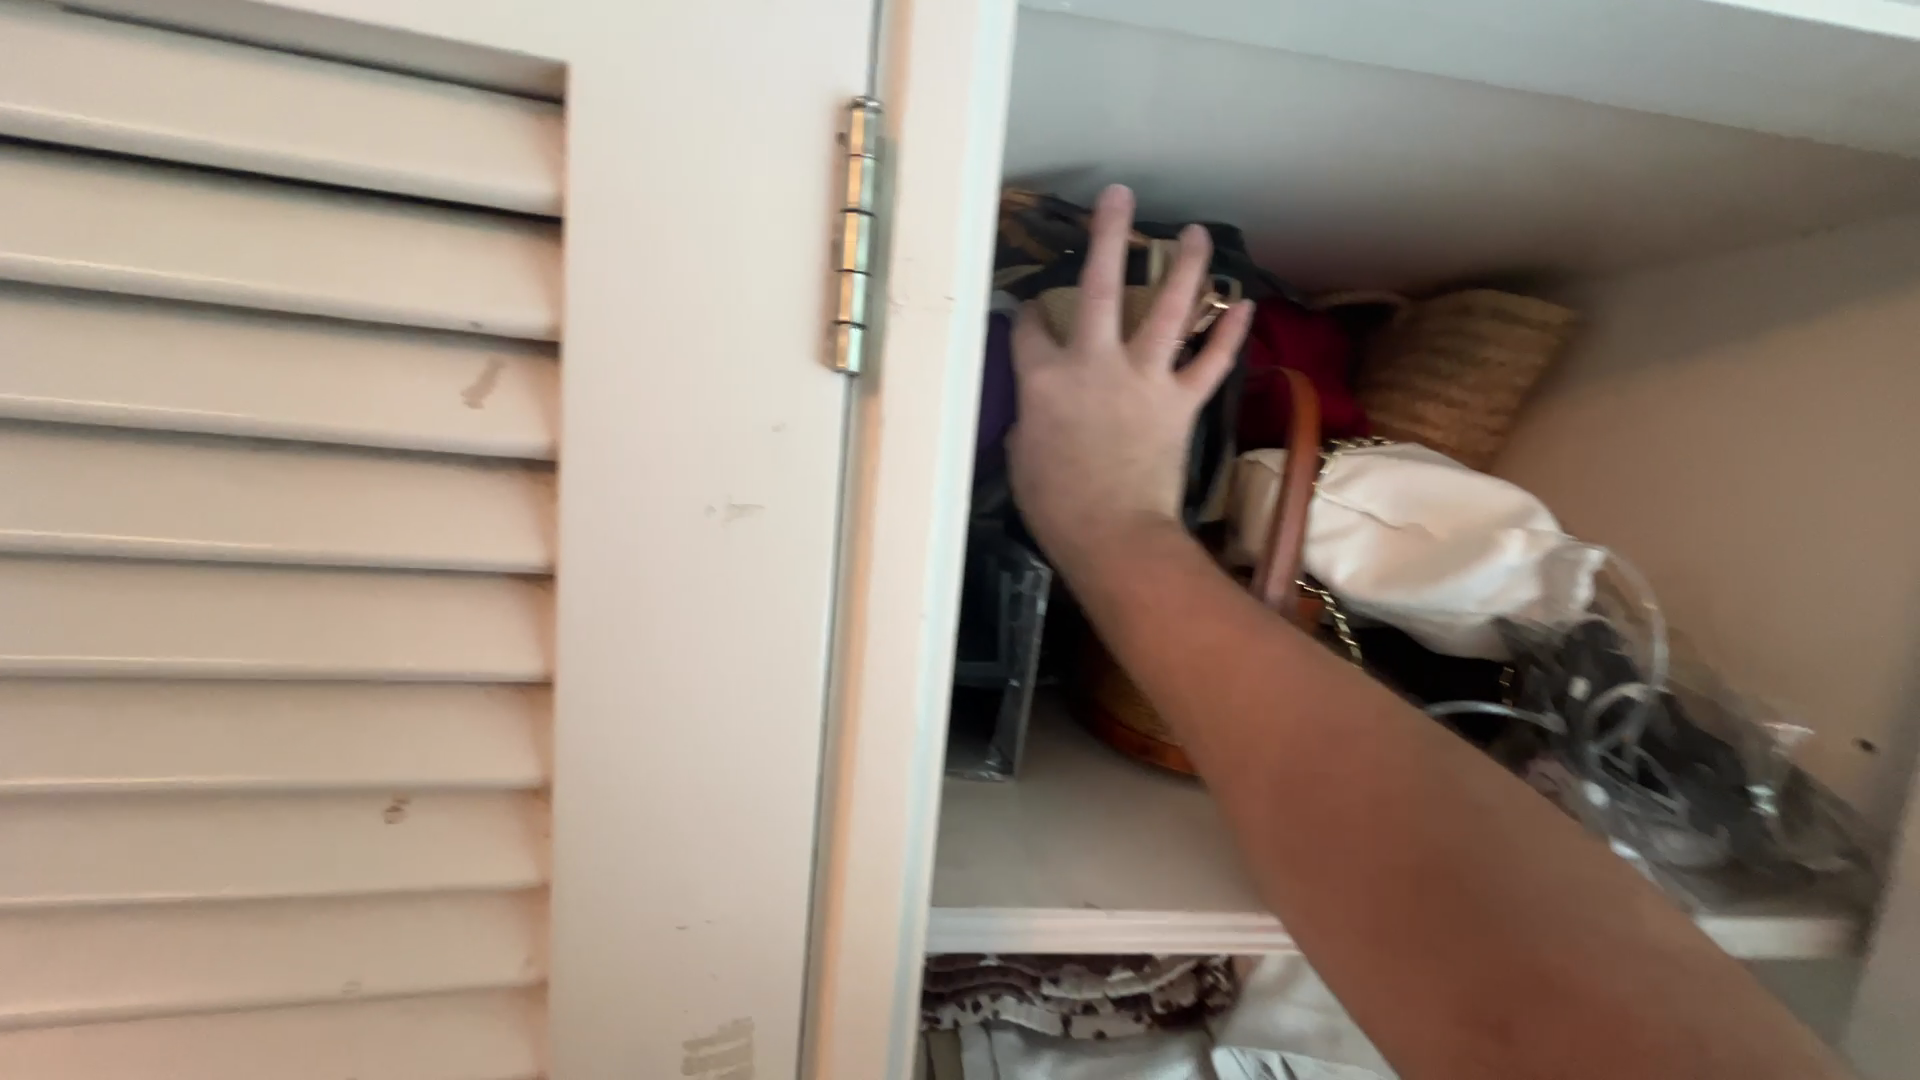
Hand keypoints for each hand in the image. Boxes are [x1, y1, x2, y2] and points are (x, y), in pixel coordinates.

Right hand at [1005, 184, 1253, 567]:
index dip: (1026, 313)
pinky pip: (1210, 363)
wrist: (1111, 535)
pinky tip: (1245, 306)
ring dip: (1186, 267)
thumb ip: (1031, 417)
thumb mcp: (1021, 456)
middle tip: (1119, 196)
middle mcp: (1094, 364)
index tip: (1027, 308)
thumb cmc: (1054, 504)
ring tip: (1197, 233)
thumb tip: (1041, 407)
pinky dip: (1229, 336)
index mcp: (1044, 379)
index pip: (1030, 328)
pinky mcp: (1181, 404)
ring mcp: (1143, 380)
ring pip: (1170, 310)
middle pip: (1102, 287)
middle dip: (1109, 236)